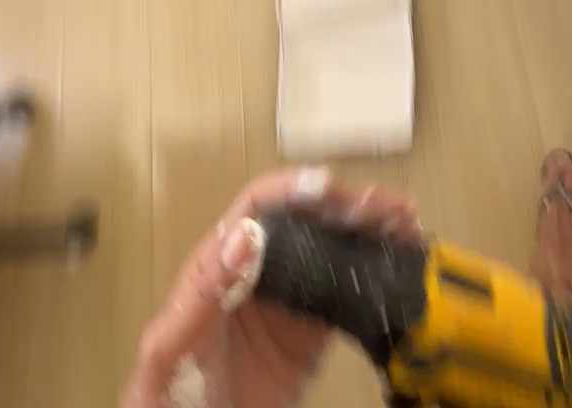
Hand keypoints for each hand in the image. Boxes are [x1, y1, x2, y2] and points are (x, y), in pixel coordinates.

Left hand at [121, 167, 422, 407]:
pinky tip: (399, 256)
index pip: (258, 207)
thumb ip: (201, 296)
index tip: (328, 186)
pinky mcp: (312, 332)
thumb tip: (242, 236)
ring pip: (334, 245)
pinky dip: (376, 268)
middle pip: (306, 218)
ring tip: (403, 219)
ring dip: (368, 226)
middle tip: (380, 204)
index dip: (293, 189)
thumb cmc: (167, 401)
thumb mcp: (170, 350)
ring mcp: (289, 299)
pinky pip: (348, 290)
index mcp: (219, 264)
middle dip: (346, 202)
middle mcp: (259, 271)